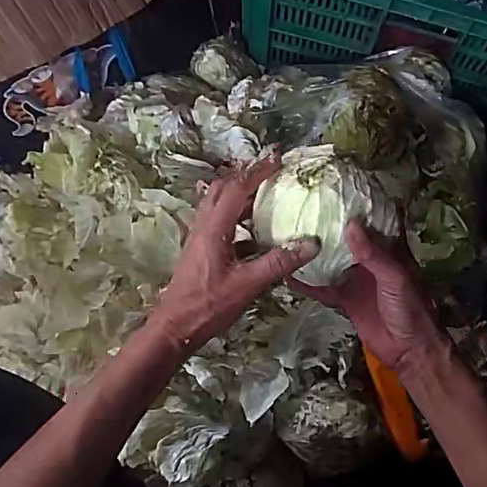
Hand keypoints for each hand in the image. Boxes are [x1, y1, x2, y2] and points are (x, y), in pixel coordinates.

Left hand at [151, 156, 317, 351]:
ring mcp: (199, 239)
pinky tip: (257, 233)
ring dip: (241, 196)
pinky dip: (238, 219)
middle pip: (222, 189)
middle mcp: (203, 227)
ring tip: (267, 197)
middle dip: (246, 176)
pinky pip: (220, 223)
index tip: (278, 158)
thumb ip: (279, 263)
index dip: (258, 171)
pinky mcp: (201, 251)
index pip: (236, 189)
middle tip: (271, 173)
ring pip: (218, 205)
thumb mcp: (248, 285)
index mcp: (213, 229)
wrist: (175, 329)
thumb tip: (311, 244)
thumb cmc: (208, 306)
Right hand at [293, 219, 450, 381]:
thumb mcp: (395, 277)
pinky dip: (308, 283)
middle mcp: (372, 261)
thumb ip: (373, 254)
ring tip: (293, 234)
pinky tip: (290, 274)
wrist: (409, 350)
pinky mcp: (346, 300)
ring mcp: (358, 280)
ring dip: (317, 251)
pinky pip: (324, 289)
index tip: (345, 186)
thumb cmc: (411, 309)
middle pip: (350, 239)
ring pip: (333, 261)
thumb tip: (351, 225)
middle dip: (333, 225)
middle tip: (308, 206)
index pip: (379, 221)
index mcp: (391, 250)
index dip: (366, 204)